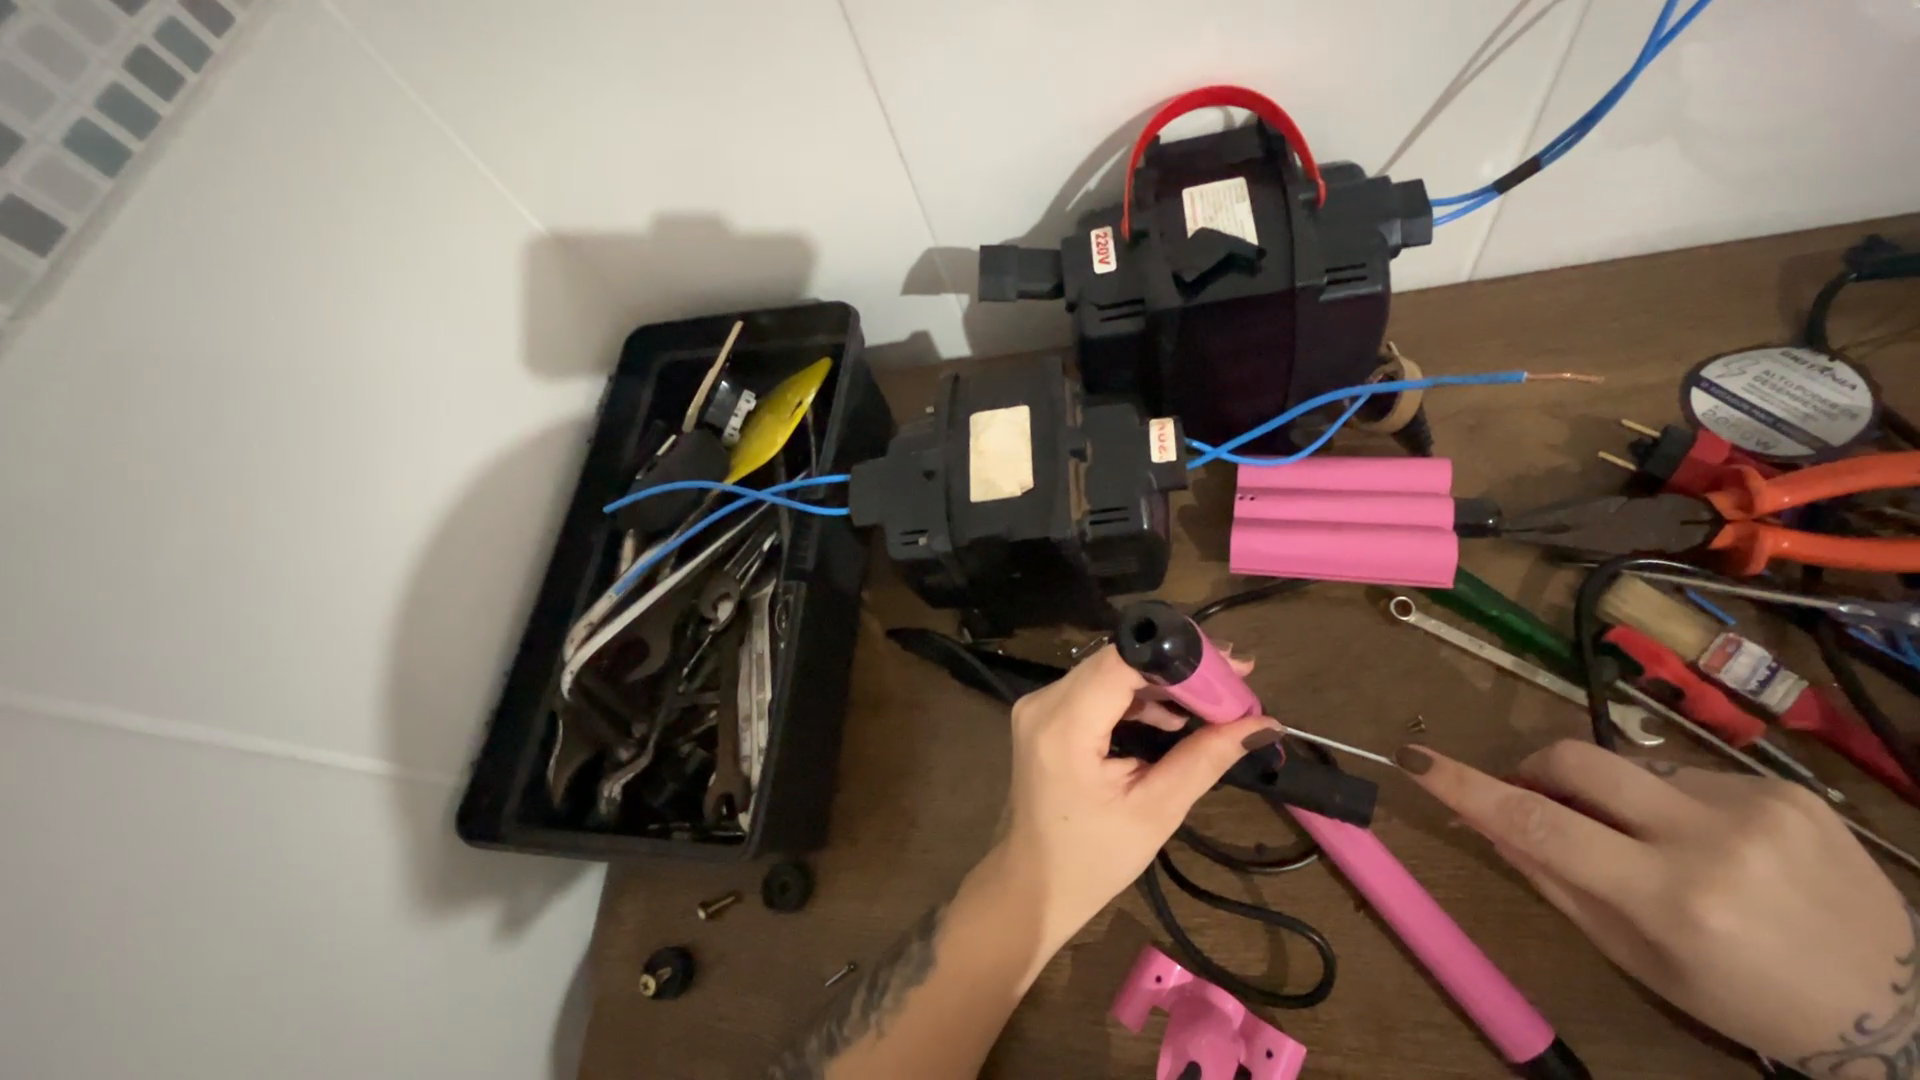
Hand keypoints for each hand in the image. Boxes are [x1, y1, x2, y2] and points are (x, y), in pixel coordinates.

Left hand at [996, 646, 1280, 956]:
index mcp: (1063, 727)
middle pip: (1118, 661)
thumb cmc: (1093, 859)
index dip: (1181, 656)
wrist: (1034, 884)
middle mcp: (1043, 703)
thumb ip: (1205, 758)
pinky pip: (1098, 689)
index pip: (1123, 662)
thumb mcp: (1157, 811)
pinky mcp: (1047, 715)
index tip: (1234, 667)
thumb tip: (1262, 724)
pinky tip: (1173, 719)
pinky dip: (1138, 697)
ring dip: (1162, 683)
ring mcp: (1040, 706)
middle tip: (1235, 682)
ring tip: (1213, 704)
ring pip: (1110, 671)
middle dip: (1179, 668)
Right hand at [1400, 740, 1916, 1073]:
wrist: (1906, 1011)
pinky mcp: (1789, 790)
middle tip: (1532, 794)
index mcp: (1671, 899)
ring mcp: (1758, 806)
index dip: (1469, 788)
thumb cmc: (1748, 1000)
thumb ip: (1556, 882)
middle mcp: (1711, 840)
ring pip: (1631, 769)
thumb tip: (1487, 821)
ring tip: (1658, 845)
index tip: (1417, 760)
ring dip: (1618, 798)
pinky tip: (1715, 844)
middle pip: (1577, 762)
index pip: (1539, 826)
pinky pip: (1688, 774)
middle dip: (1536, 769)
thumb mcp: (1640, 960)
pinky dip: (1674, 802)